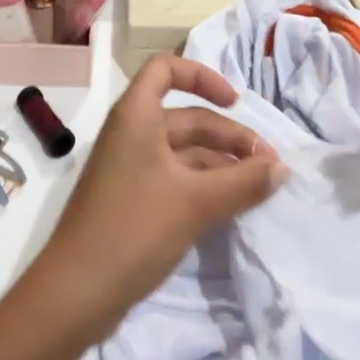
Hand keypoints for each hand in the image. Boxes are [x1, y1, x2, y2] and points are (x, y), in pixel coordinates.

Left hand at [46, 54, 286, 331]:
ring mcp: (129, 168)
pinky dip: (203, 185)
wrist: (77, 291)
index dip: (202, 76)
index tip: (235, 102)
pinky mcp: (131, 200)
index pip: (166, 69)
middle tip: (269, 166)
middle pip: (186, 117)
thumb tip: (282, 168)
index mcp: (136, 116)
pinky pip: (174, 178)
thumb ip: (243, 182)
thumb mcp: (195, 203)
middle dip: (228, 135)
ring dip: (220, 163)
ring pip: (183, 152)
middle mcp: (131, 133)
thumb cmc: (134, 228)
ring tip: (258, 188)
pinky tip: (230, 206)